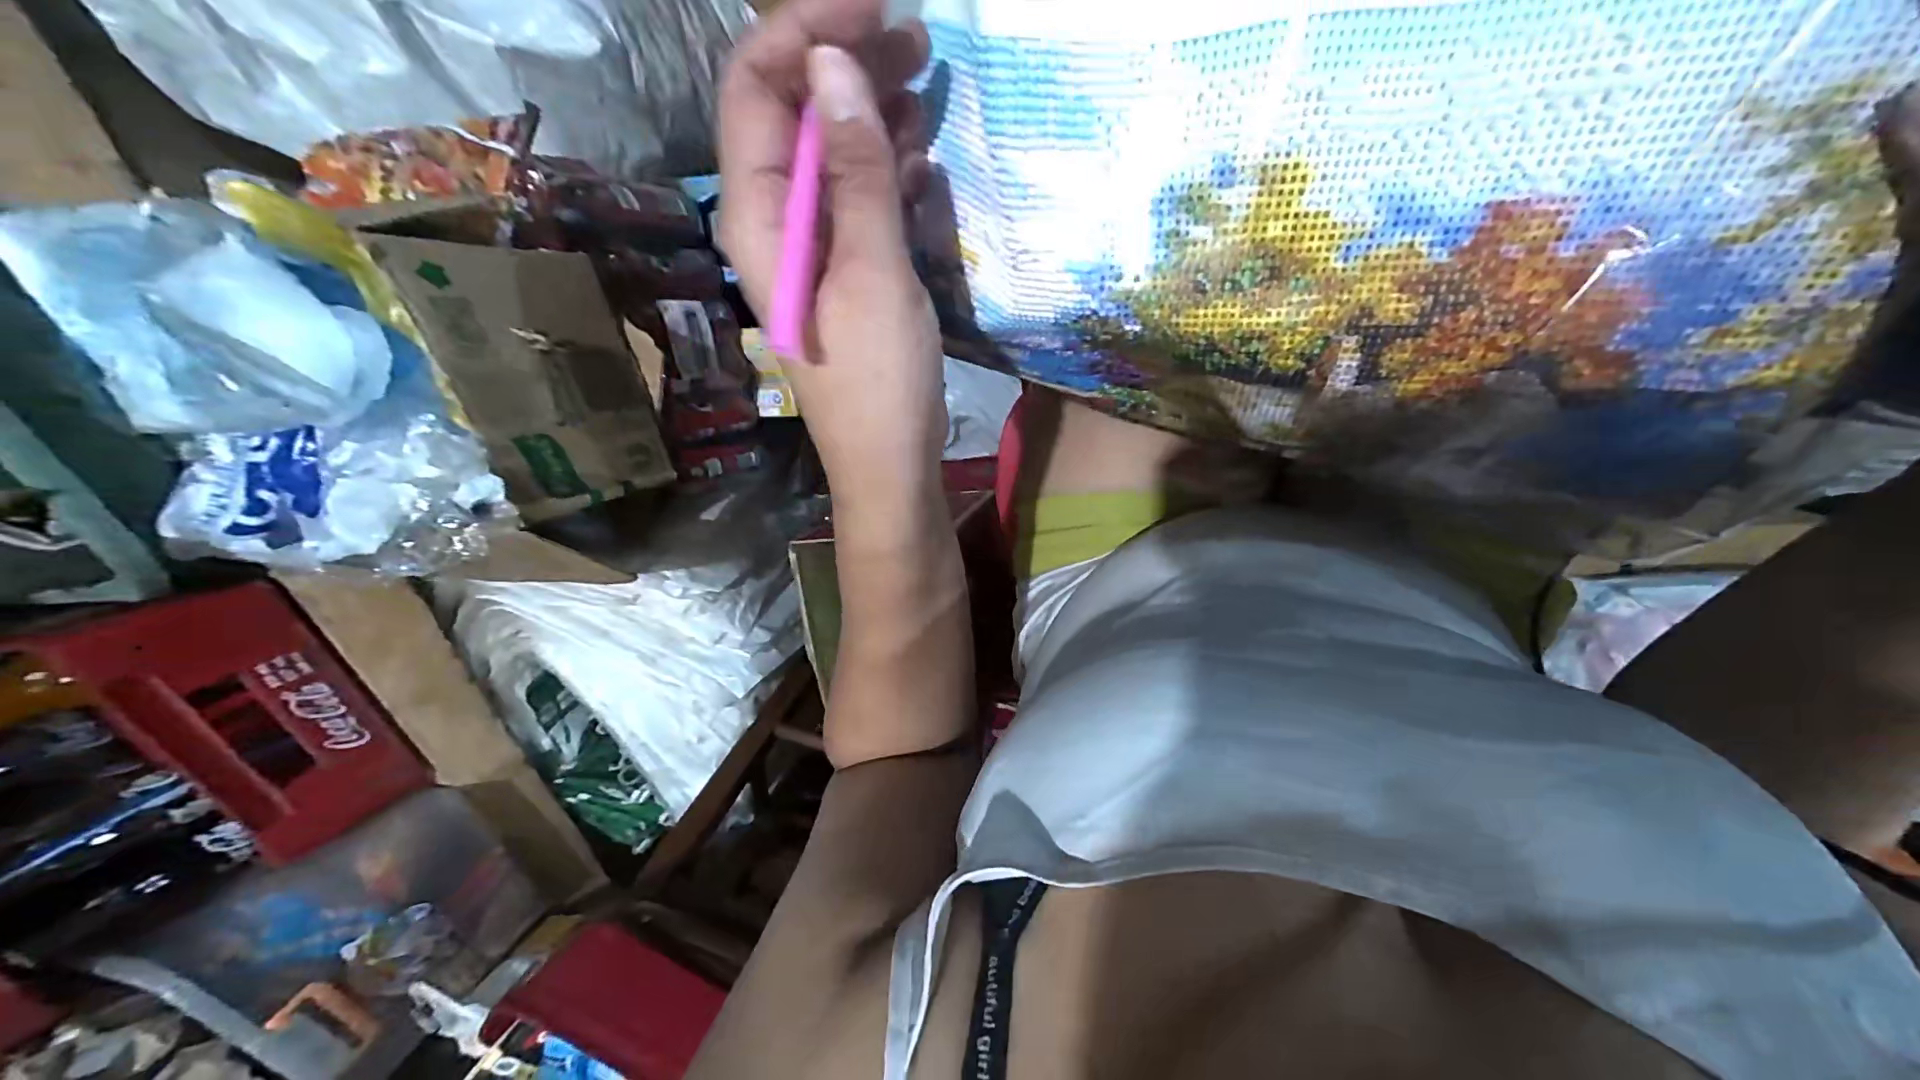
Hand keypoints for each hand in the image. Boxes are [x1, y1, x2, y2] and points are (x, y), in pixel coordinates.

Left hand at [718, 0, 942, 514]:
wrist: (890, 460)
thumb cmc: (877, 380)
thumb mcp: (873, 272)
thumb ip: (854, 171)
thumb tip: (833, 62)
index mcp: (760, 216)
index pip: (756, 88)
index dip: (804, 28)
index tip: (872, 2)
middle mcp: (776, 219)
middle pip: (794, 110)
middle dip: (846, 60)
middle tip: (916, 38)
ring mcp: (814, 242)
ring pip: (831, 148)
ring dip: (873, 109)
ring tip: (927, 84)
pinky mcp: (847, 266)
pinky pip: (858, 194)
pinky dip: (887, 165)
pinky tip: (921, 161)